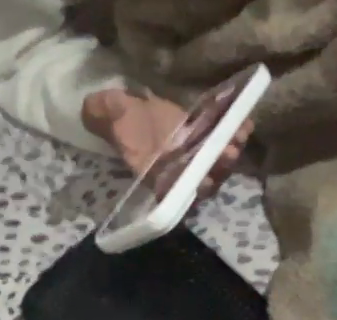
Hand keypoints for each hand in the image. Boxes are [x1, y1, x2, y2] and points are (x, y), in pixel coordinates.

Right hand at [81, 88, 247, 196]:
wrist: (138, 112)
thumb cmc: (123, 120)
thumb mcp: (109, 115)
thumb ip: (103, 117)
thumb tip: (91, 112)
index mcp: (160, 179)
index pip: (178, 191)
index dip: (191, 187)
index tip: (203, 180)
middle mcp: (183, 177)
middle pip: (206, 181)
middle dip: (218, 169)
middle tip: (227, 153)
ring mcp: (200, 162)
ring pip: (220, 166)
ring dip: (232, 153)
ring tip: (239, 135)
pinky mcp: (212, 146)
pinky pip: (227, 146)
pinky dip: (236, 137)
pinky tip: (245, 123)